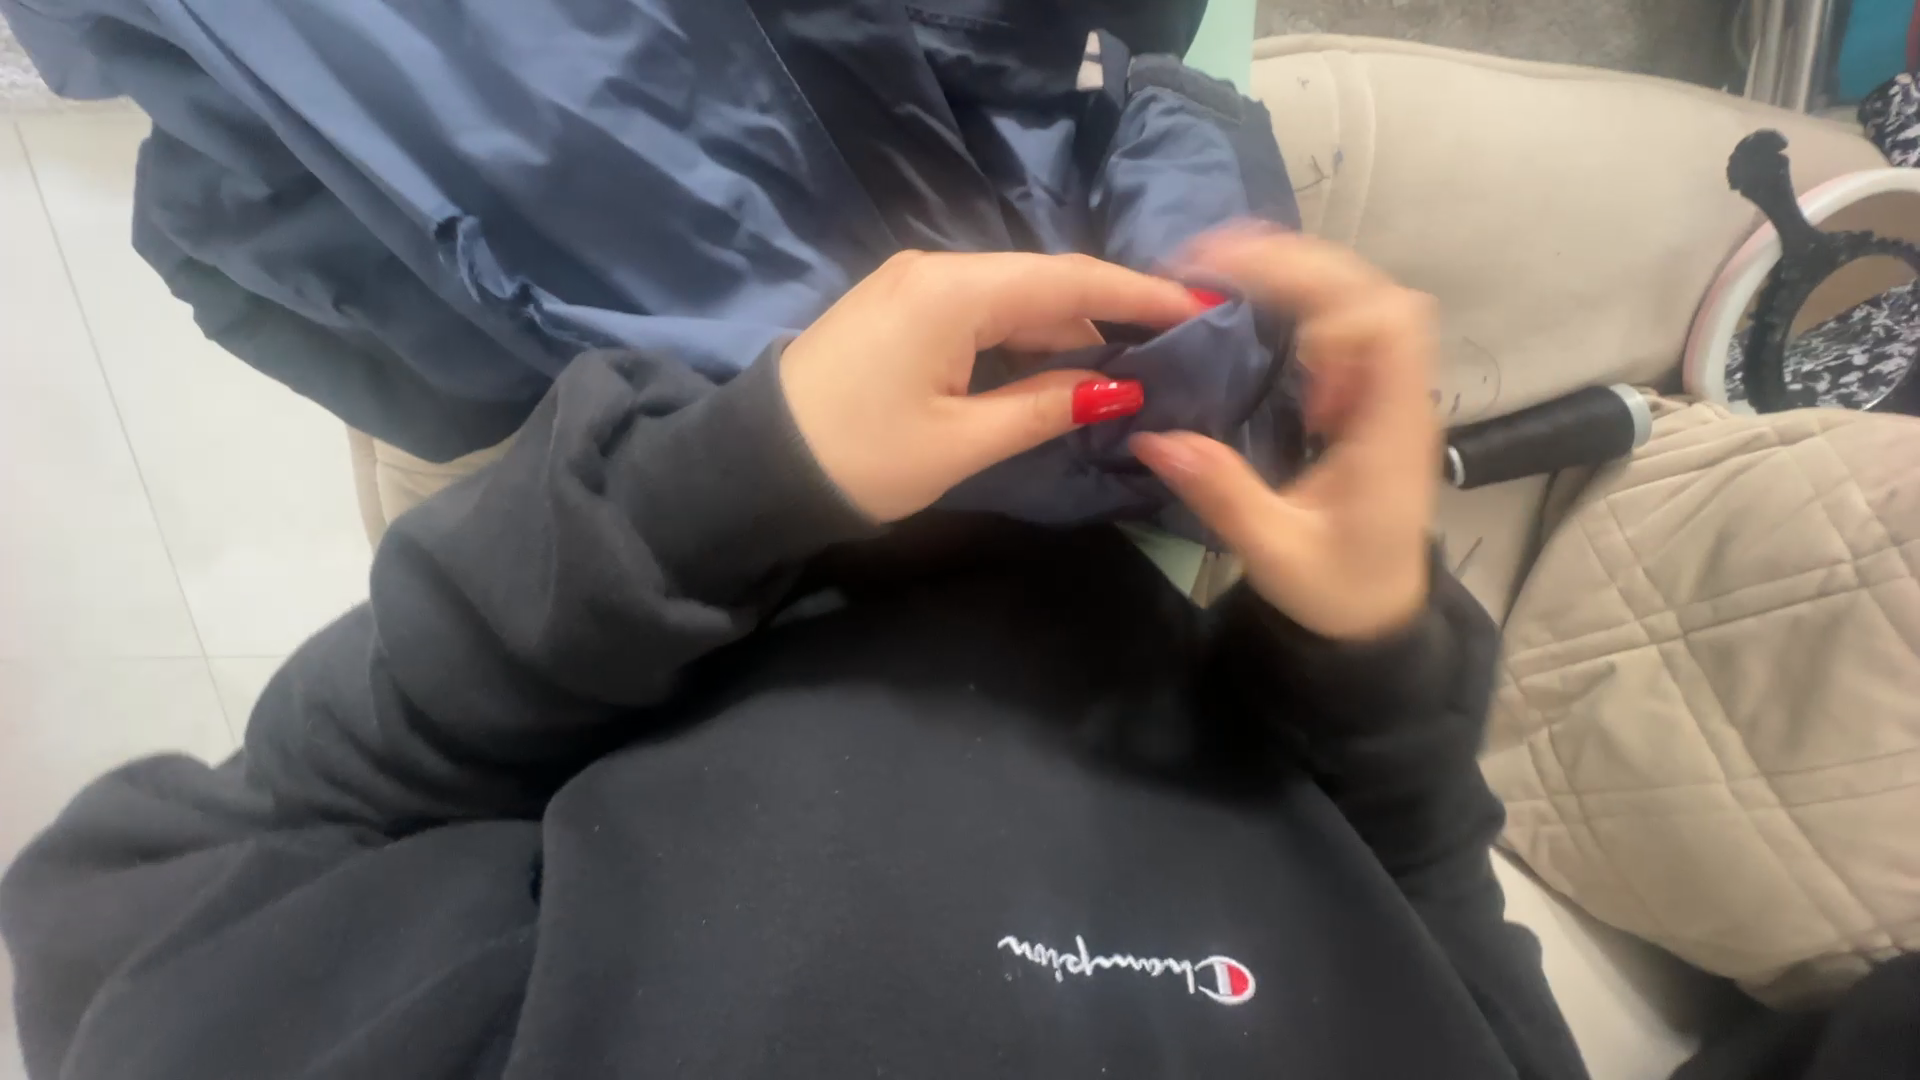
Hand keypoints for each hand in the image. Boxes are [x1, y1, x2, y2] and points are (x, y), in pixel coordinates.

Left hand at [780, 250, 1202, 521]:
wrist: (758, 469)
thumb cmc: (862, 459)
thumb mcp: (961, 442)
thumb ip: (1043, 407)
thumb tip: (1115, 388)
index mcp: (953, 292)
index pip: (1067, 279)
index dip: (1136, 293)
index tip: (1196, 306)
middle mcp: (934, 271)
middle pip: (1041, 284)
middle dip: (1103, 313)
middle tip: (1165, 349)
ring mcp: (911, 288)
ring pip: (1009, 300)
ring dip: (1061, 330)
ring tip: (1122, 364)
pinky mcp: (897, 312)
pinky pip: (977, 315)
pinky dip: (1019, 340)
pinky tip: (1052, 366)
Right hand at [1132, 229, 1438, 640]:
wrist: (1378, 613)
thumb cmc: (1338, 588)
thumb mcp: (1274, 551)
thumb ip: (1222, 494)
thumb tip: (1152, 435)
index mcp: (1390, 430)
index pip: (1385, 324)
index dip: (1322, 303)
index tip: (1249, 316)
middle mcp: (1397, 398)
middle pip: (1371, 294)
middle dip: (1295, 263)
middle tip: (1209, 256)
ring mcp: (1385, 395)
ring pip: (1361, 302)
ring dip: (1296, 274)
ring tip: (1222, 265)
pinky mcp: (1364, 401)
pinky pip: (1343, 328)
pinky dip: (1298, 302)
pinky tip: (1251, 308)